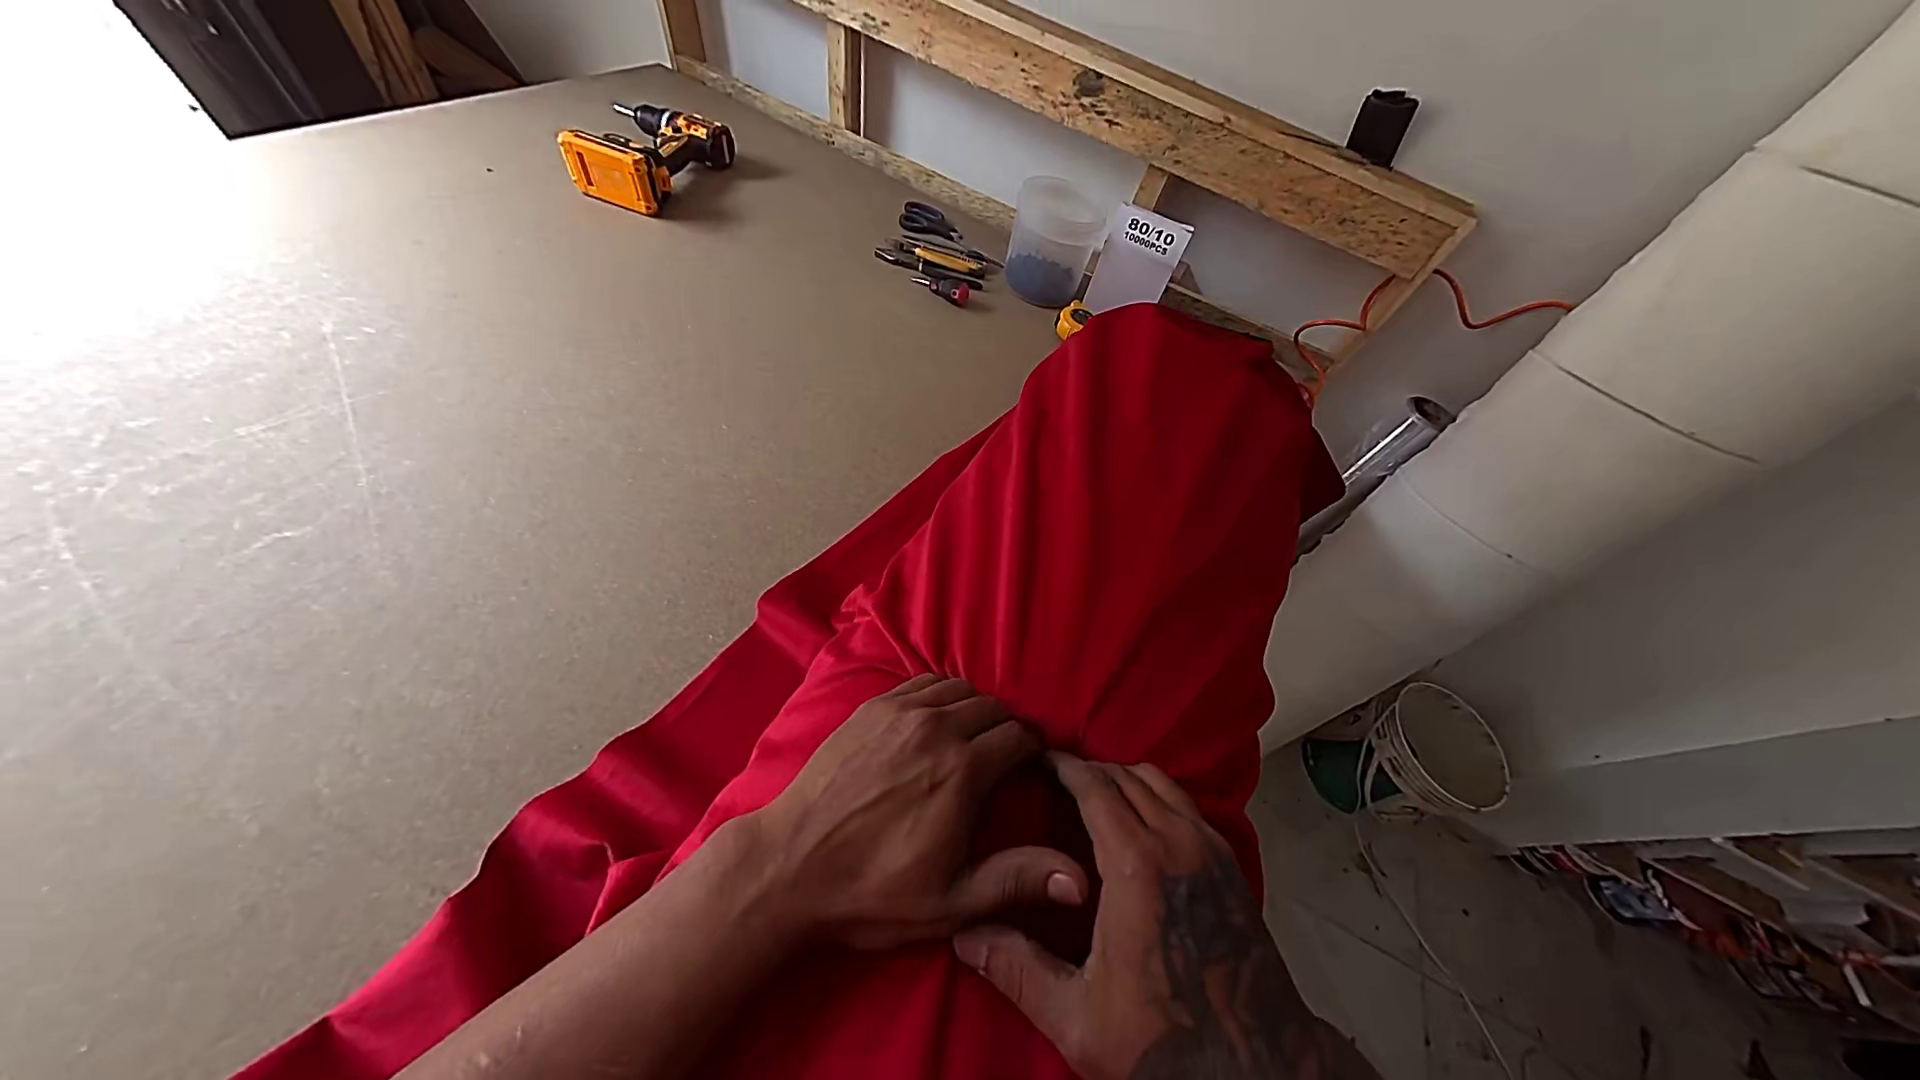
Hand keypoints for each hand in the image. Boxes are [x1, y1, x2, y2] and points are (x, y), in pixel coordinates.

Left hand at [746, 674, 1088, 949]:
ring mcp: (899, 712)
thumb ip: (1017, 879)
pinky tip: (936, 718)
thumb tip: (1082, 878)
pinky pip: (922, 684)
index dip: (1033, 751)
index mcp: (963, 771)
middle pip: (993, 708)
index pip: (1019, 738)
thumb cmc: (873, 891)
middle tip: (1004, 756)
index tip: (1031, 768)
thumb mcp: (951, 901)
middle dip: (1007, 728)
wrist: (790, 866)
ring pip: (960, 689)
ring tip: (973, 736)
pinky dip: (941, 695)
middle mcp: (936, 728)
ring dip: (976, 708)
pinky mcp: (870, 707)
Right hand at [953, 753, 1381, 1079]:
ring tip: (1095, 795)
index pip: (1095, 787)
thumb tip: (962, 936)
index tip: (1039, 760)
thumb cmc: (1165, 1043)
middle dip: (1089, 770)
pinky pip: (1185, 803)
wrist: (1259, 1071)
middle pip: (1126, 776)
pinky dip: (1155, 794)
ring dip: (1124, 778)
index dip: (1064, 767)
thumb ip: (1017, 969)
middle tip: (1058, 779)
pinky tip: (1139, 821)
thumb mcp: (1077, 1017)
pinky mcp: (1230, 863)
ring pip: (1160, 782)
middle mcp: (1177, 843)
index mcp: (1137, 865)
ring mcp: (1210, 849)